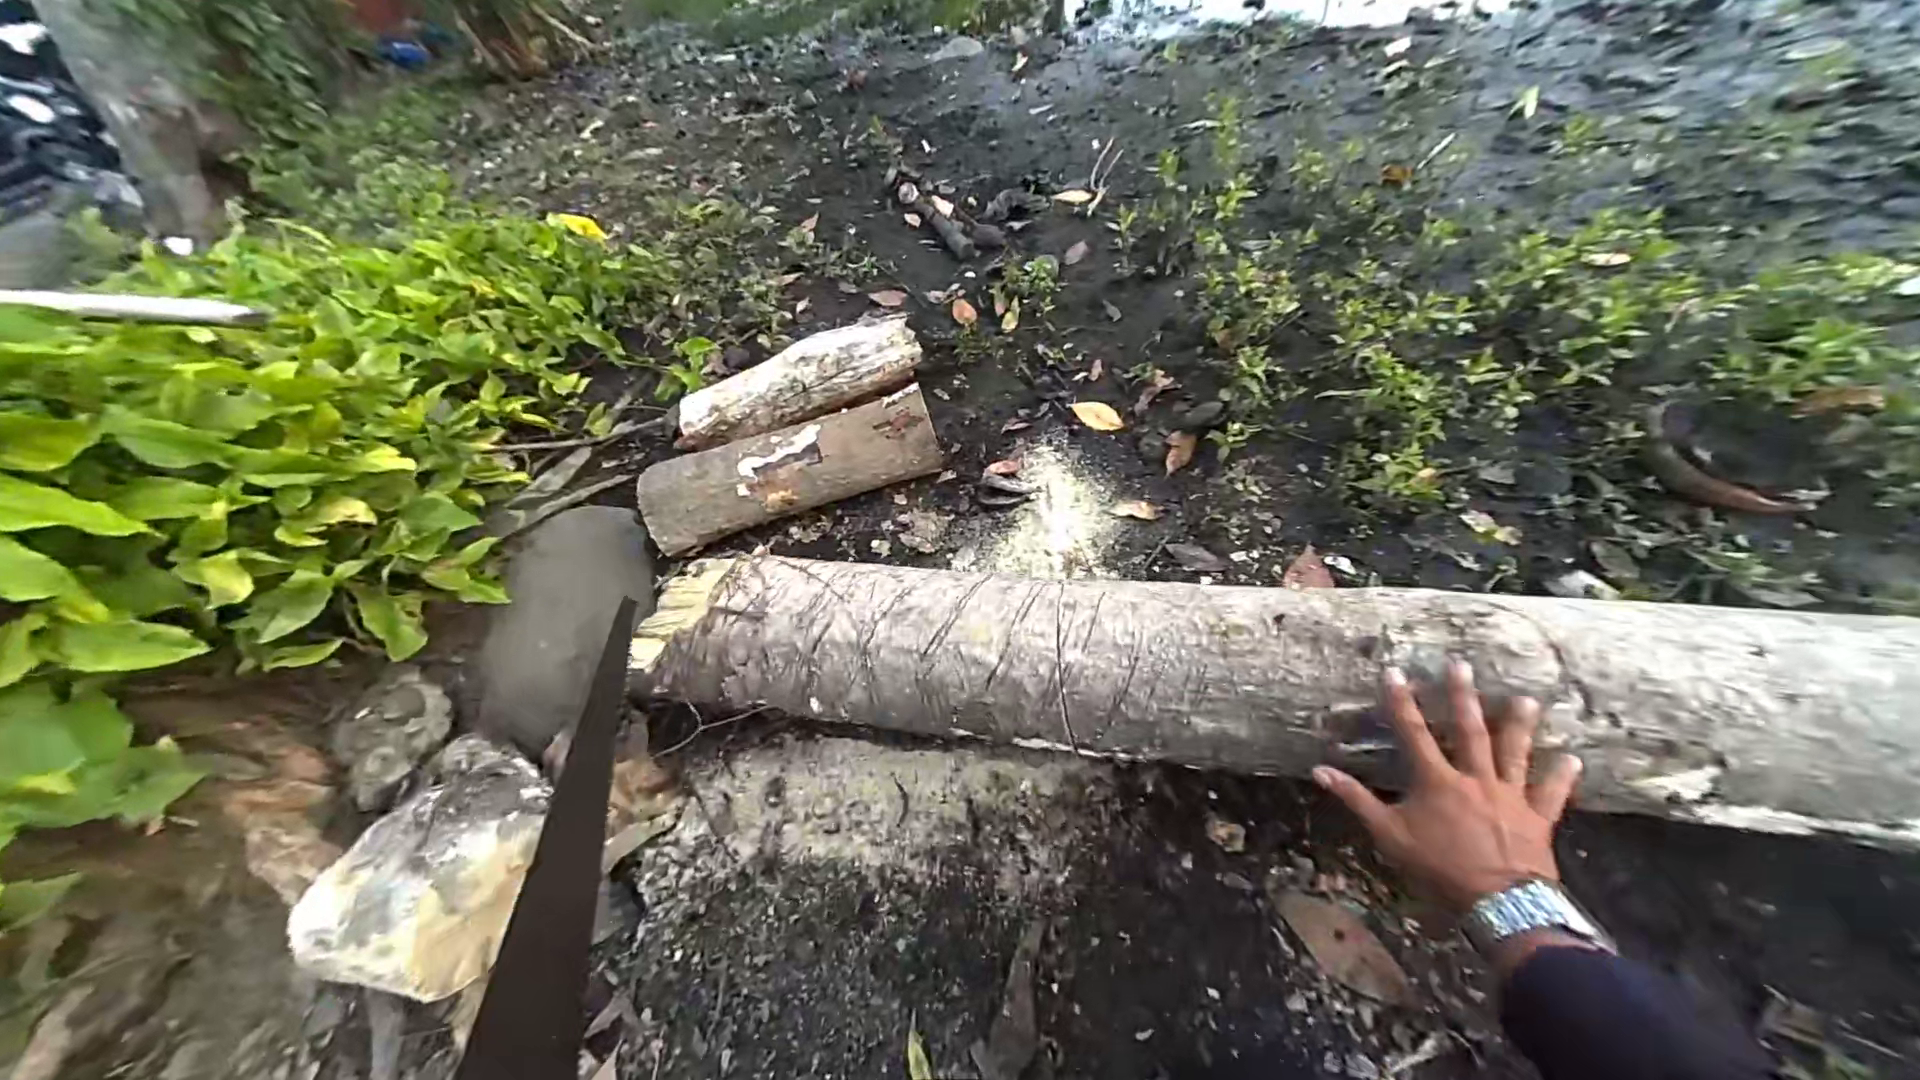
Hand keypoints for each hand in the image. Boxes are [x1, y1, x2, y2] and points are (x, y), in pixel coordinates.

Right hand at [1312, 661, 1583, 915]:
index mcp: (1436, 780)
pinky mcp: (1537, 819)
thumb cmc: (1439, 865)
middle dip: (1462, 696)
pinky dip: (1561, 776)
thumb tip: (1319, 770)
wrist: (1501, 904)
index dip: (1401, 700)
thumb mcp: (1388, 833)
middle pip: (1469, 730)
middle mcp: (1474, 779)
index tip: (1395, 671)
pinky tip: (1572, 758)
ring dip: (1519, 725)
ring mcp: (1509, 796)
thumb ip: (1355, 798)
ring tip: (1526, 698)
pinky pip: (1551, 793)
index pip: (1413, 731)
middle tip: (1461, 665)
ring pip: (1514, 753)